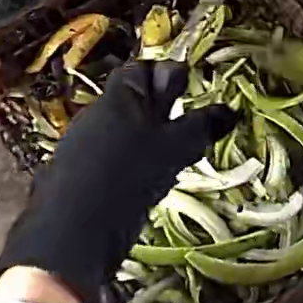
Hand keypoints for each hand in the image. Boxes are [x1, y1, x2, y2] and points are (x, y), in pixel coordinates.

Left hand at [0, 61, 236, 301]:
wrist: (72, 234)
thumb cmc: (129, 175)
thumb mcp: (177, 147)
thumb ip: (204, 125)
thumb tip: (230, 111)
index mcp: (120, 97)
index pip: (144, 68)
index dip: (169, 75)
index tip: (193, 91)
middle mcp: (98, 113)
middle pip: (137, 100)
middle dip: (165, 111)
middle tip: (193, 127)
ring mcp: (83, 144)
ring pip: (127, 130)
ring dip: (151, 139)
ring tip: (175, 159)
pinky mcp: (78, 174)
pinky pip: (115, 157)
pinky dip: (135, 163)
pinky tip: (149, 183)